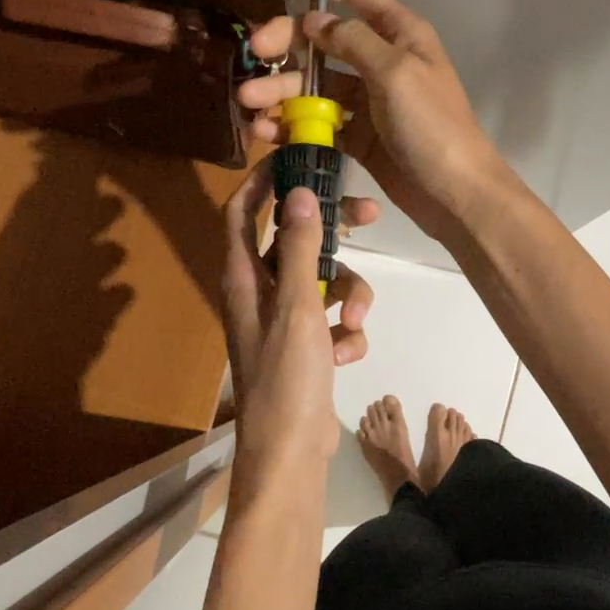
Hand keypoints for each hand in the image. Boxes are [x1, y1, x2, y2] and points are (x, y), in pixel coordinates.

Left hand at [222, 163, 377, 466]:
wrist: (290, 450)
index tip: (295, 158)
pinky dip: (344, 331)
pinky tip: (347, 352)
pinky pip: (331, 319)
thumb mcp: (296, 307)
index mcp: (243, 277)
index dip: (261, 182)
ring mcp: (283, 321)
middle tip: (369, 214)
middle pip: (294, 241)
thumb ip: (297, 248)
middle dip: (332, 233)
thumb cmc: (285, 377)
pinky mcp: (306, 346)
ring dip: (348, 296)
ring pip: (322, 281)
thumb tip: (298, 191)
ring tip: (355, 325)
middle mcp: (259, 292)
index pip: (241, 212)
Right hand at [237, 0, 505, 239]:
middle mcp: (380, 61)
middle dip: (285, 43)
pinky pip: (318, 123)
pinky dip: (292, 125)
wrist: (454, 194)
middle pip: (322, 39)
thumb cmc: (432, 126)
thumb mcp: (395, 73)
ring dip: (280, 90)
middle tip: (255, 54)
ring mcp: (367, 101)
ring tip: (250, 102)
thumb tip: (313, 21)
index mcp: (399, 33)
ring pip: (314, 85)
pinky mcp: (357, 138)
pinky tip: (266, 132)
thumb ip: (352, 41)